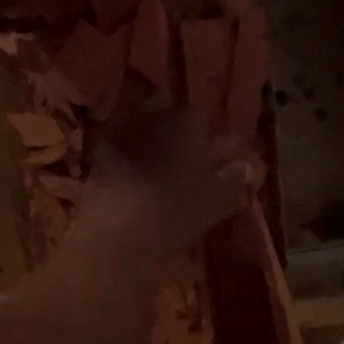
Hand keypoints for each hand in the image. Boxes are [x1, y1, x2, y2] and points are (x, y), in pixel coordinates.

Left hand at [77, 105, 258, 258]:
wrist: (118, 233)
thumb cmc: (177, 211)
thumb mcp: (217, 199)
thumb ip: (235, 179)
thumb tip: (248, 167)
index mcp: (185, 121)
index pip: (199, 113)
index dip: (206, 129)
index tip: (210, 146)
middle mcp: (150, 118)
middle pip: (164, 110)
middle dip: (173, 125)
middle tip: (182, 150)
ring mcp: (120, 135)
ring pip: (138, 127)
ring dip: (148, 139)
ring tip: (157, 165)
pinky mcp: (96, 159)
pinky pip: (116, 149)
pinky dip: (125, 158)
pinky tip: (131, 177)